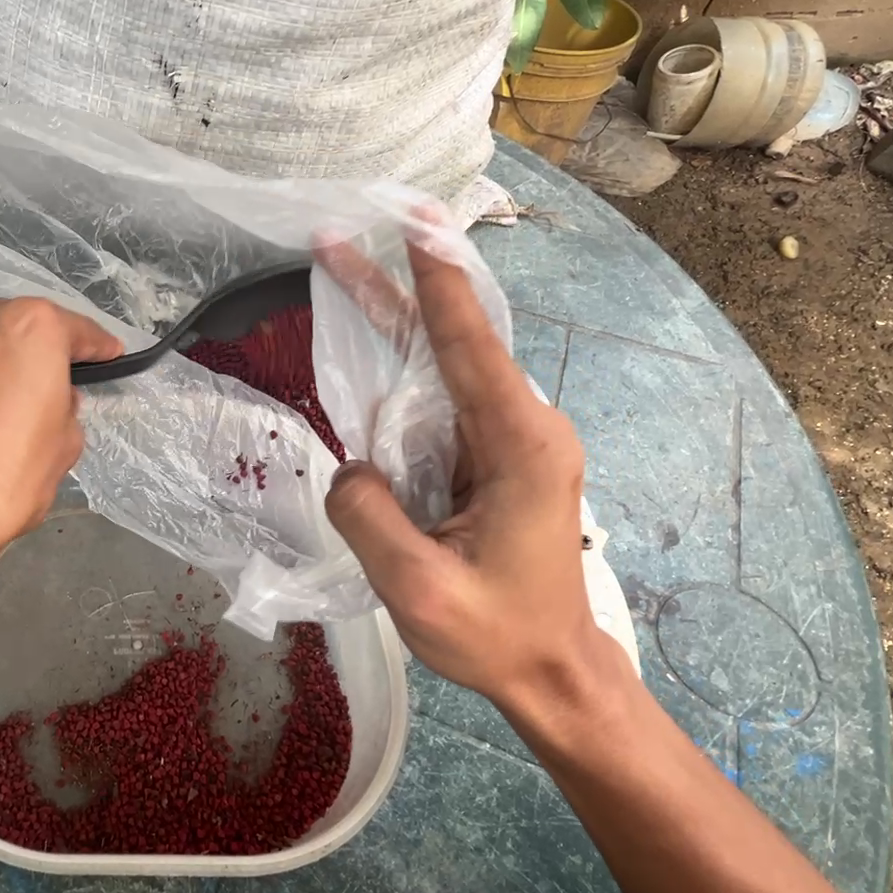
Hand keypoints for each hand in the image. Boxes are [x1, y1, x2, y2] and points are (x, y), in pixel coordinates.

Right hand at [320, 241, 614, 711]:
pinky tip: (364, 344)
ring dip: (391, 316)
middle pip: (452, 339)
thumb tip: (349, 465)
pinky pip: (439, 395)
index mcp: (521, 447)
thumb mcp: (417, 587)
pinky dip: (399, 362)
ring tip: (340, 269)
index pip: (471, 346)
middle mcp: (523, 427)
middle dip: (396, 283)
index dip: (439, 281)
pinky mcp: (490, 452)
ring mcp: (509, 437)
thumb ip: (368, 514)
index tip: (416, 222)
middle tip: (339, 237)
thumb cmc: (496, 633)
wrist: (553, 670)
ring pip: (442, 361)